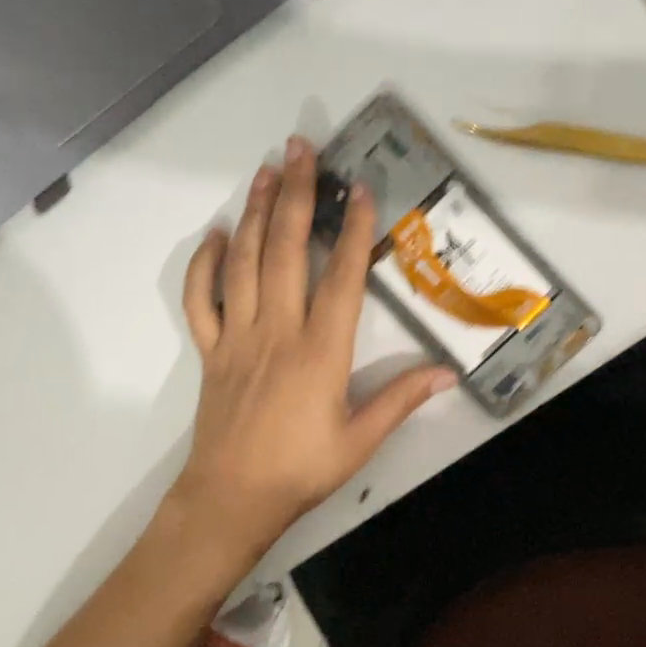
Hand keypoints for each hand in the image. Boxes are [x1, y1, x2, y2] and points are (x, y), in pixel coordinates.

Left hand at [173, 136, 455, 552]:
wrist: (231, 497)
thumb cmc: (300, 471)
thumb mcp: (359, 442)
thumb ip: (399, 401)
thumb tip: (445, 374)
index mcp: (319, 351)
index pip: (339, 276)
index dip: (351, 229)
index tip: (358, 187)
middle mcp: (277, 331)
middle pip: (284, 251)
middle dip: (295, 195)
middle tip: (298, 149)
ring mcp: (237, 337)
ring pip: (243, 262)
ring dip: (254, 213)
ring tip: (265, 172)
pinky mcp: (211, 352)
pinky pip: (201, 300)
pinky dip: (204, 264)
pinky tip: (216, 236)